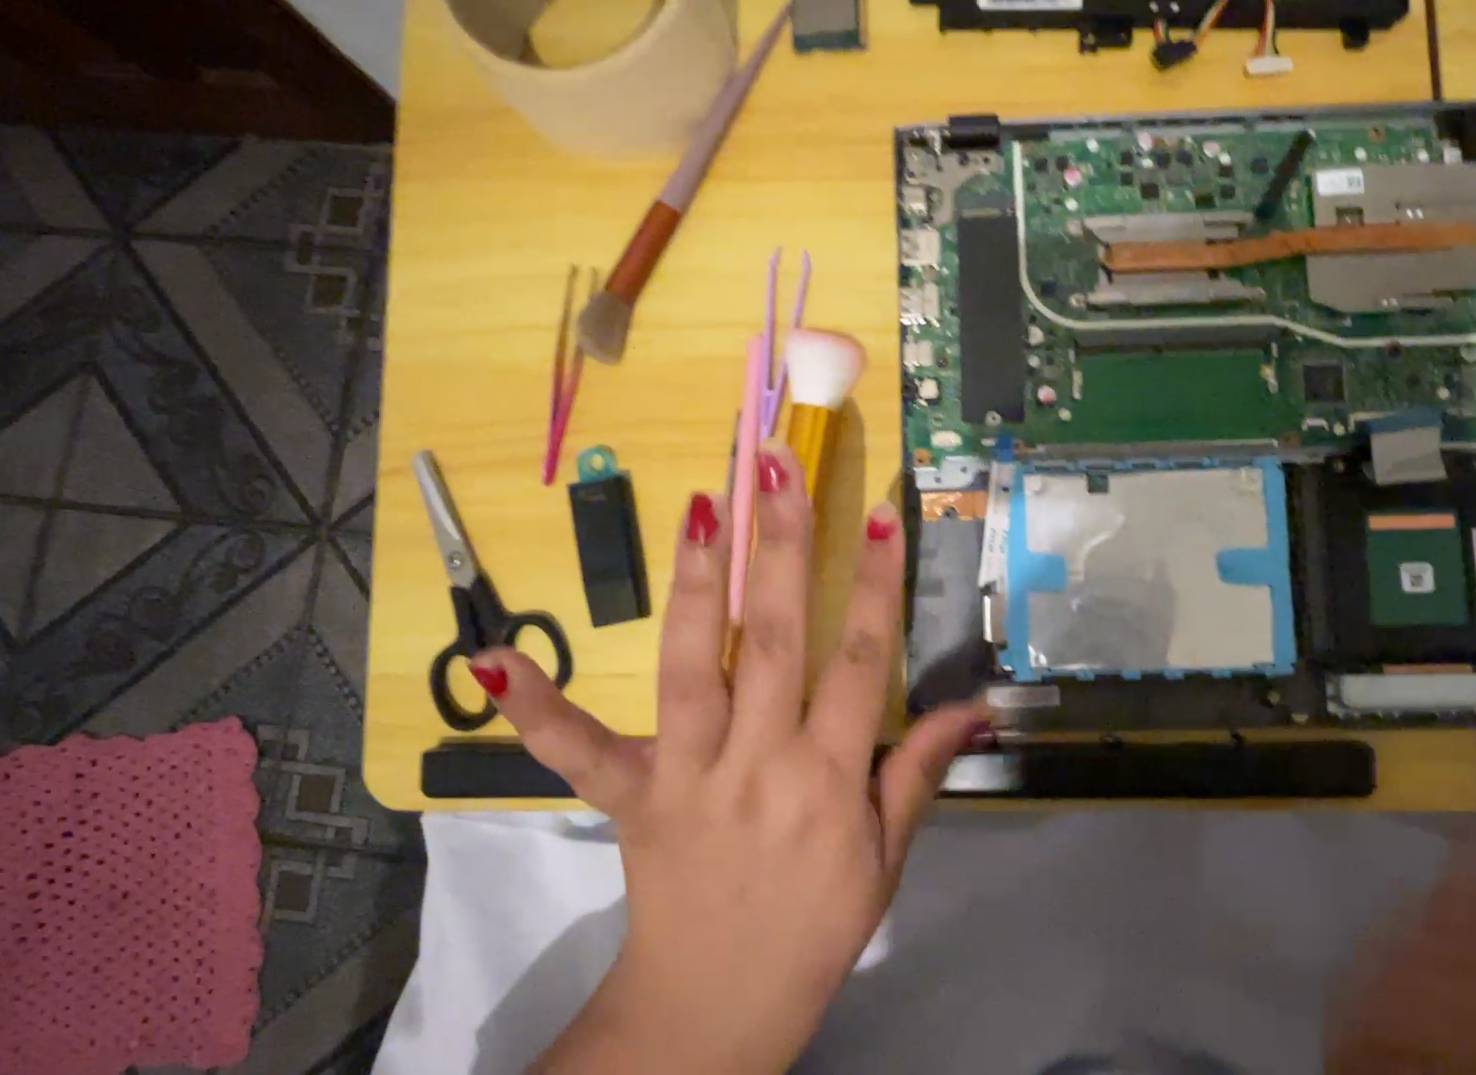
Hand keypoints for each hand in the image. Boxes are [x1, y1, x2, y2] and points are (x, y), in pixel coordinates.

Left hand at [471, 444, 988, 1074]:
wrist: (718, 1008)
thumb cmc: (816, 927)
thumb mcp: (886, 857)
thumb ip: (920, 770)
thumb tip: (979, 706)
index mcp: (829, 778)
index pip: (862, 663)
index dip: (875, 586)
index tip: (881, 513)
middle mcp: (759, 763)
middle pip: (772, 640)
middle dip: (780, 546)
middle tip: (778, 467)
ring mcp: (687, 777)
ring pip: (692, 666)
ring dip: (696, 581)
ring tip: (701, 504)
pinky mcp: (629, 799)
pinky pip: (580, 754)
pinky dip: (542, 711)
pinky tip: (497, 662)